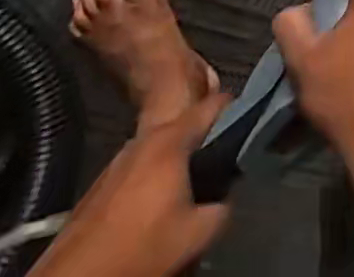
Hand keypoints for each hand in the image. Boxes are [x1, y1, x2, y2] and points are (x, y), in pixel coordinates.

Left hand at [29, 91, 233, 276]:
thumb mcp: (197, 234)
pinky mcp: (101, 185)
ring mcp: (118, 161)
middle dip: (209, 141)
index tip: (252, 127)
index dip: (239, 109)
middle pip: (188, 125)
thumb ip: (223, 206)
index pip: (215, 103)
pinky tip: (158, 210)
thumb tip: (225, 197)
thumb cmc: (138, 250)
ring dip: (181, 162)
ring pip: (164, 148)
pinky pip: (142, 168)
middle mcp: (143, 139)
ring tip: (193, 191)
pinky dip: (158, 179)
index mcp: (170, 139)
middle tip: (224, 166)